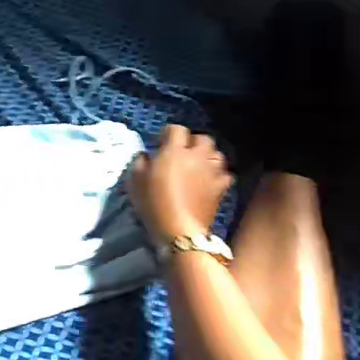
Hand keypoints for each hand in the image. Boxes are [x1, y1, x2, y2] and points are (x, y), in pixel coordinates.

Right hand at [130, 125, 231, 243]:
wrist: (179, 230)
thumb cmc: (153, 202)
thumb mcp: (135, 179)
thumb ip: (140, 161)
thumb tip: (146, 155)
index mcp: (175, 150)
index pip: (176, 129)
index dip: (167, 133)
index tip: (160, 143)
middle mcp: (197, 156)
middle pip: (202, 138)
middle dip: (192, 142)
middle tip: (181, 153)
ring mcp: (212, 172)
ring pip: (217, 153)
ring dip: (207, 156)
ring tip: (198, 165)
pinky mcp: (221, 188)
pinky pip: (225, 174)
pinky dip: (218, 174)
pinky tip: (210, 181)